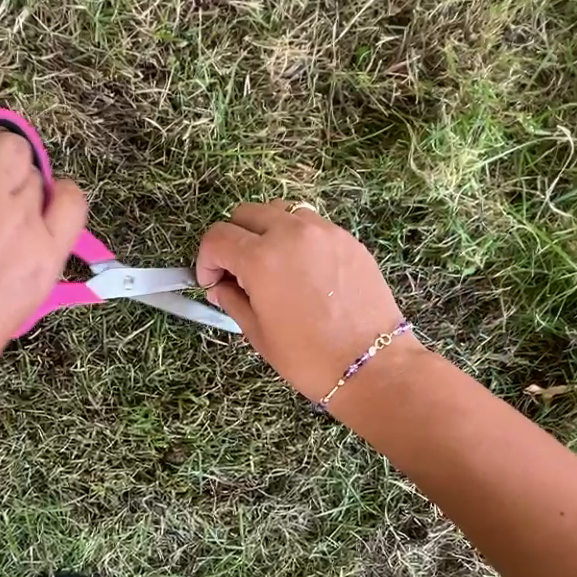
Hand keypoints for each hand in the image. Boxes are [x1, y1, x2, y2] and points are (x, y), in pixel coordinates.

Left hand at [0, 132, 87, 391]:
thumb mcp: (18, 311)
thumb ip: (30, 267)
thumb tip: (24, 245)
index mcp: (45, 259)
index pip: (73, 201)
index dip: (57, 198)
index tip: (42, 206)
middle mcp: (21, 221)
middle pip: (35, 174)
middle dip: (21, 184)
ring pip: (9, 148)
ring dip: (1, 159)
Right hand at [196, 202, 413, 402]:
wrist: (370, 364)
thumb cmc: (308, 357)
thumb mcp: (259, 334)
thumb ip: (234, 302)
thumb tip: (221, 288)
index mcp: (261, 259)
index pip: (218, 237)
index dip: (207, 260)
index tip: (211, 282)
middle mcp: (291, 233)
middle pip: (247, 214)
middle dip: (234, 239)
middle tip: (237, 273)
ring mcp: (323, 231)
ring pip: (281, 212)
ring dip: (266, 233)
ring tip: (271, 268)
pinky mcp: (347, 239)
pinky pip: (311, 225)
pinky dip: (296, 239)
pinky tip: (302, 273)